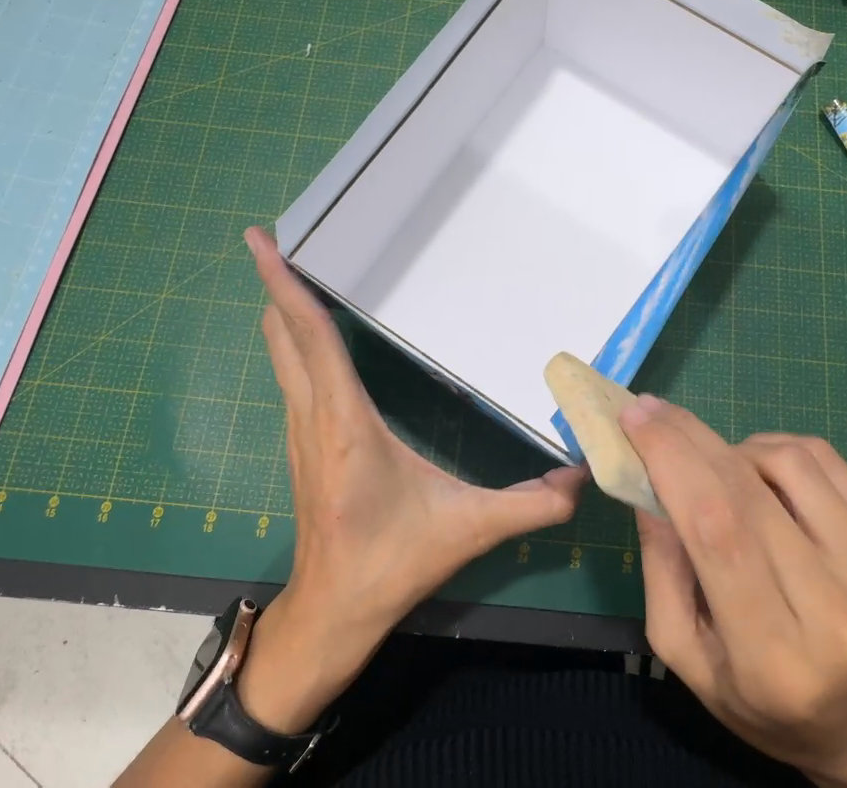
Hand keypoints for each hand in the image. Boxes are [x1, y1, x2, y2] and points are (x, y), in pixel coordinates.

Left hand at [234, 227, 585, 732]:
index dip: (287, 286)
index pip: (312, 338)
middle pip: (284, 334)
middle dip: (276, 283)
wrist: (334, 611)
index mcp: (345, 422)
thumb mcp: (468, 529)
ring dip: (283, 310)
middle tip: (279, 236)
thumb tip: (583, 478)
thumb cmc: (392, 562)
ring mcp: (300, 429)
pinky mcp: (301, 442)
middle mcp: (312, 415)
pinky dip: (293, 339)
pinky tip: (309, 332)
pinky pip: (291, 374)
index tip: (262, 240)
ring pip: (282, 354)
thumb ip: (529, 504)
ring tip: (292, 268)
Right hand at [622, 396, 846, 783]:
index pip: (719, 534)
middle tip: (652, 411)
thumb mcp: (685, 654)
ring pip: (793, 464)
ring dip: (737, 447)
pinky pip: (828, 464)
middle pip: (751, 494)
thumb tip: (648, 483)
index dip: (674, 463)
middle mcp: (838, 619)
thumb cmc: (759, 699)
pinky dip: (779, 451)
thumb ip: (662, 569)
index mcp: (772, 659)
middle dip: (691, 439)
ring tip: (717, 468)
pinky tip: (760, 472)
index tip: (635, 417)